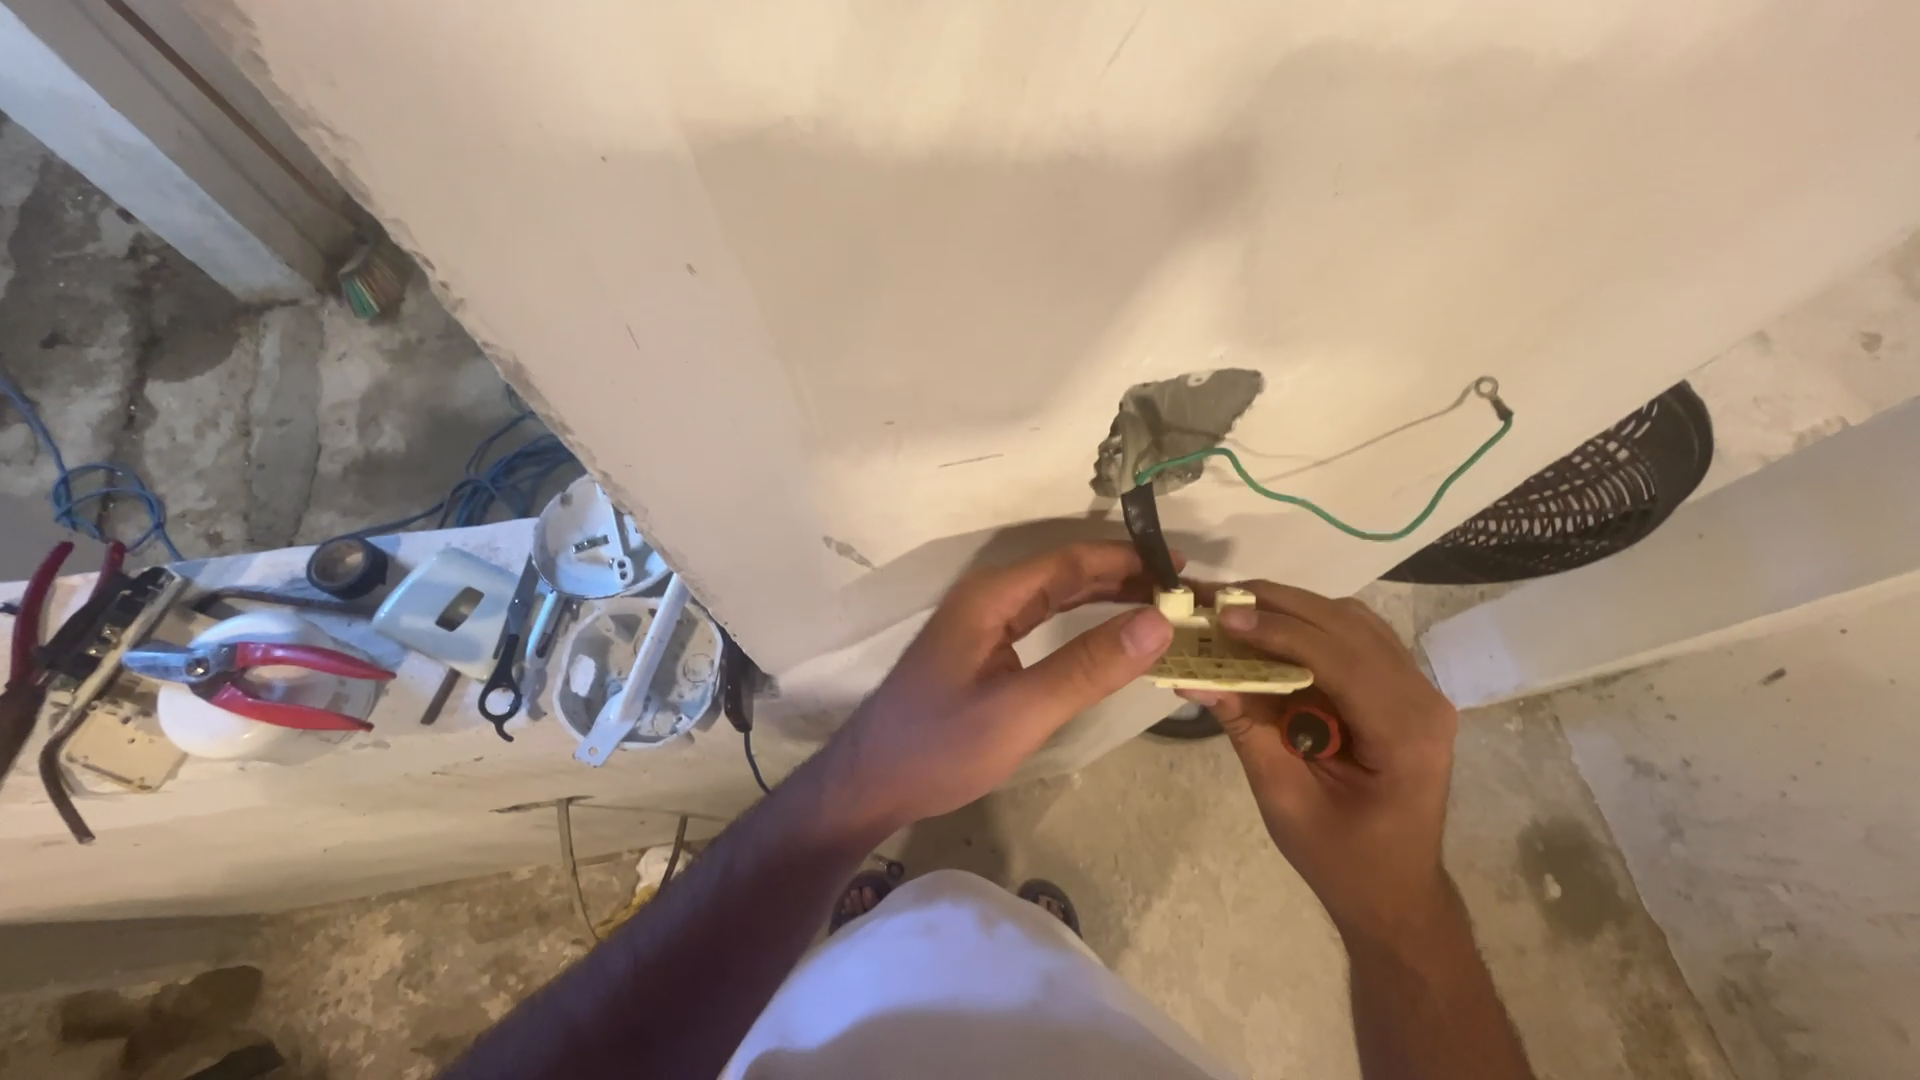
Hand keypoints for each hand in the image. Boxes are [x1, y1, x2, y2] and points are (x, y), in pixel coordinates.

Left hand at [826, 542, 1173, 831]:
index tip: (1182, 570)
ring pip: (1055, 594)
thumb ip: (1089, 666)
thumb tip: (1159, 620)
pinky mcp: (982, 647)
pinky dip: (1081, 619)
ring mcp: (982, 622)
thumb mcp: (1022, 711)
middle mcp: (988, 597)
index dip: (1129, 560)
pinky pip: (1041, 618)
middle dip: (1124, 576)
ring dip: (1106, 596)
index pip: (1072, 561)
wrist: (873, 781)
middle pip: (1066, 572)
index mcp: (992, 596)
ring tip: (1160, 605)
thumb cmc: (942, 747)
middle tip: (1182, 591)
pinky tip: (1109, 631)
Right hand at [1179, 582, 1457, 944]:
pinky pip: (1356, 637)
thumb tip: (1194, 676)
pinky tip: (1270, 632)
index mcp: (1403, 733)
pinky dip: (1309, 626)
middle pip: (1347, 625)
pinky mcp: (1402, 689)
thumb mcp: (1284, 798)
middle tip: (1215, 597)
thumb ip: (1246, 729)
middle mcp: (1422, 698)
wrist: (1395, 891)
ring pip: (1352, 621)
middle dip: (1278, 605)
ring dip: (1292, 609)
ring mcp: (1419, 690)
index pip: (1337, 656)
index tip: (1221, 616)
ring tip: (1235, 609)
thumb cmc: (1342, 859)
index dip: (1277, 629)